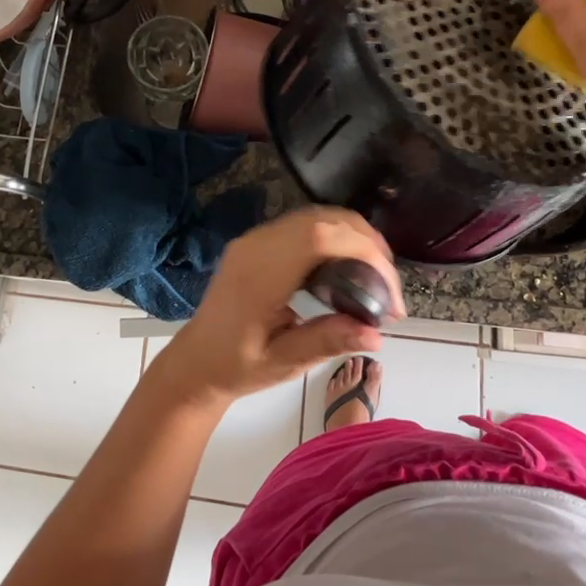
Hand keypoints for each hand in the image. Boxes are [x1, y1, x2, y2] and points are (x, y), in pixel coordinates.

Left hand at [149, 208, 402, 408]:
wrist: (195, 361)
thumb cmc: (236, 367)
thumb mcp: (282, 363)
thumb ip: (325, 342)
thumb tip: (376, 334)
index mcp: (259, 275)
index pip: (318, 238)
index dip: (363, 250)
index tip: (389, 290)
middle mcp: (257, 246)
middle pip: (323, 220)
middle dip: (367, 243)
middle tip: (390, 287)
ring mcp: (255, 239)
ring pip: (317, 217)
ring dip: (353, 238)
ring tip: (376, 279)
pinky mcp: (258, 241)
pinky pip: (305, 226)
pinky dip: (335, 238)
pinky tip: (350, 269)